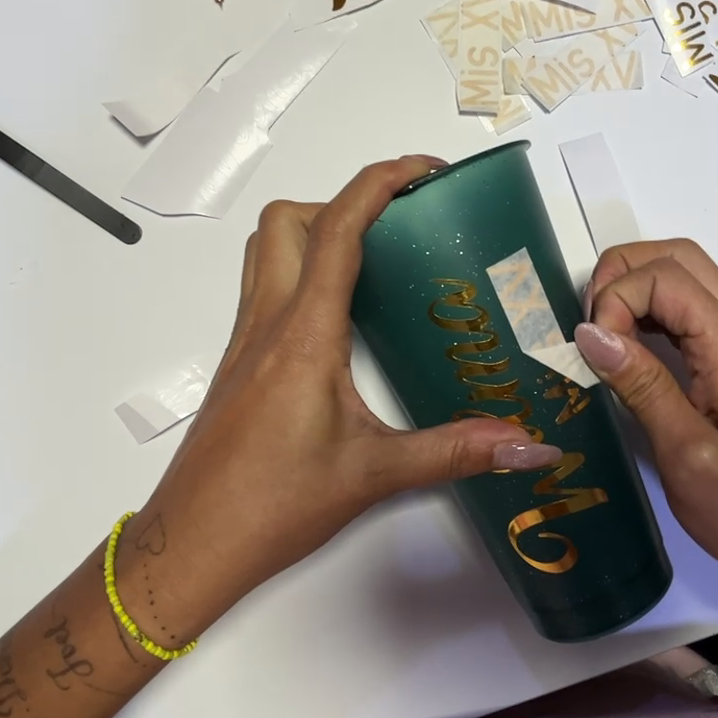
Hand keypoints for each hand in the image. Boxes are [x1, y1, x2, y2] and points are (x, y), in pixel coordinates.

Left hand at [118, 157, 562, 647]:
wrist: (190, 545)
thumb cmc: (271, 506)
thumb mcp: (373, 475)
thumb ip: (456, 452)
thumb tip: (527, 446)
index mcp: (304, 334)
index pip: (338, 229)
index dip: (381, 182)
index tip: (424, 172)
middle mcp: (268, 322)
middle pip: (289, 220)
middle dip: (345, 201)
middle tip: (398, 225)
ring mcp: (245, 340)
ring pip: (267, 248)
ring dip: (315, 230)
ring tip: (373, 259)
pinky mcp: (239, 361)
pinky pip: (266, 286)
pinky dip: (303, 272)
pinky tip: (342, 318)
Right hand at [573, 240, 717, 635]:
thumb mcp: (686, 457)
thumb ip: (640, 385)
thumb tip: (590, 330)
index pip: (666, 276)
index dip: (616, 298)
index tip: (592, 349)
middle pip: (680, 258)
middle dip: (622, 275)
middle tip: (589, 326)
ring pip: (688, 276)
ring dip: (637, 290)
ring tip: (602, 336)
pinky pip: (695, 309)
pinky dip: (654, 312)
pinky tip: (629, 349)